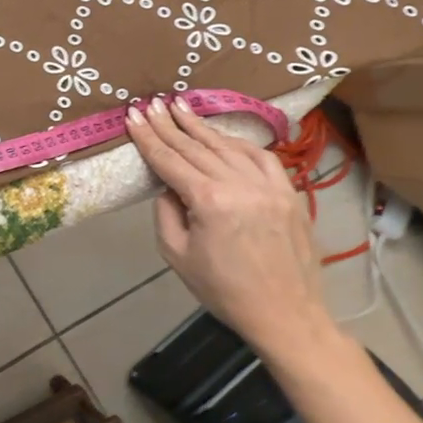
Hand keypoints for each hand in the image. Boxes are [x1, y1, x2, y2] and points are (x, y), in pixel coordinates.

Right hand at [126, 96, 333, 358]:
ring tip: (180, 108)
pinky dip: (240, 143)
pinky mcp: (290, 197)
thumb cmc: (223, 290)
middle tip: (151, 104)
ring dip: (201, 126)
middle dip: (169, 124)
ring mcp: (270, 189)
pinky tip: (223, 136)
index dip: (147, 136)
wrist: (287, 318)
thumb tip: (169, 185)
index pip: (168, 158)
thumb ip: (166, 210)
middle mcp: (240, 186)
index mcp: (209, 201)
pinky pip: (263, 159)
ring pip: (228, 147)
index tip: (132, 115)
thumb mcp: (176, 252)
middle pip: (195, 147)